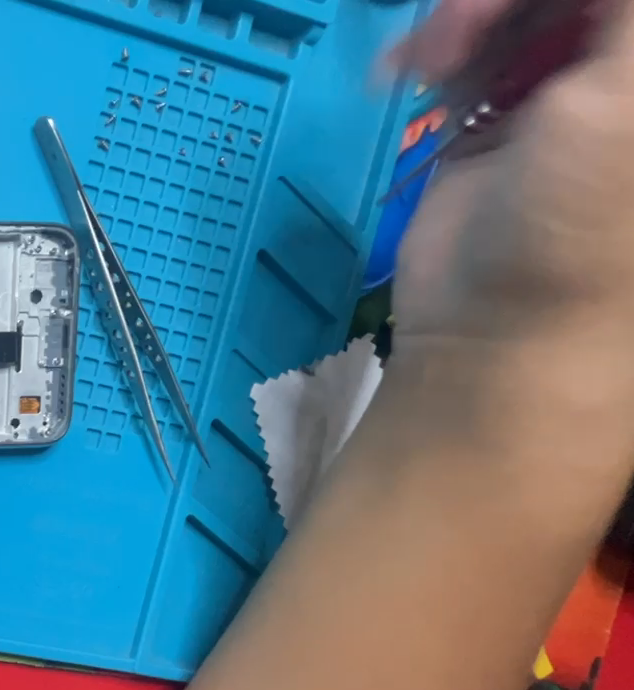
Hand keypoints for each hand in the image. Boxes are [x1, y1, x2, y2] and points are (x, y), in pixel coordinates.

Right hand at [392, 0, 633, 463]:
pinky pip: (473, 49)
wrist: (497, 318)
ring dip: (464, 20)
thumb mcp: (628, 90)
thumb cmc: (591, 215)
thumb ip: (620, 14)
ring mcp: (573, 75)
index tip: (498, 6)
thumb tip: (571, 3)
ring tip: (425, 65)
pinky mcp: (500, 113)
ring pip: (519, 8)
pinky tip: (417, 76)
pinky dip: (439, 52)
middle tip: (452, 31)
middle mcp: (629, 54)